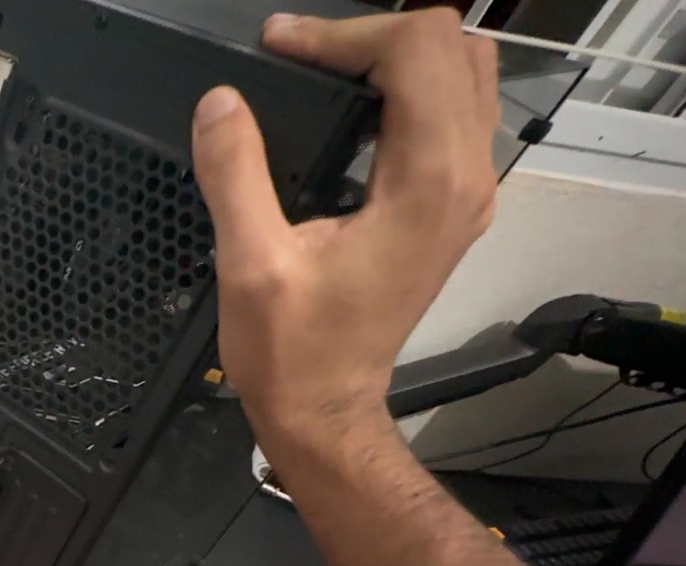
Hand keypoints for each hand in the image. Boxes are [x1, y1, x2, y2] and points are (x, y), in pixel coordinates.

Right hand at [190, 10, 498, 448]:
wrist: (322, 409)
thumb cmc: (289, 350)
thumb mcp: (249, 264)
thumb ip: (236, 175)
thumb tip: (220, 104)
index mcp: (426, 181)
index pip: (415, 52)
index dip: (341, 34)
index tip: (275, 48)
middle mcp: (466, 178)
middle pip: (455, 50)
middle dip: (374, 37)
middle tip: (299, 58)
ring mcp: (465, 197)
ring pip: (463, 80)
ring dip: (397, 61)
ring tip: (321, 75)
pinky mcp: (447, 214)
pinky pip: (450, 121)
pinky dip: (406, 97)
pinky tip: (351, 119)